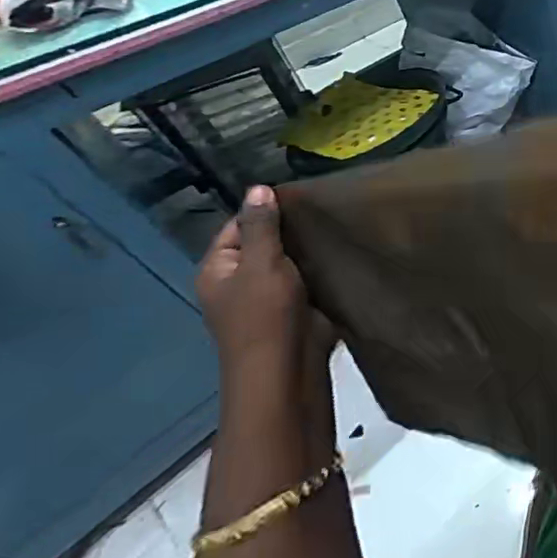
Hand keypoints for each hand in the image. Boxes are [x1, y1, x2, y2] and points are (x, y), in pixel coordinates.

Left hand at [196, 186, 334, 370]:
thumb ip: (261, 225)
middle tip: (321, 206)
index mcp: (218, 269)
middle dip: (291, 227)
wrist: (287, 370)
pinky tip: (338, 247)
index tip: (299, 196)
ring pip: (288, 258)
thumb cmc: (265, 314)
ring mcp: (267, 295)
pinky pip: (305, 276)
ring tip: (333, 221)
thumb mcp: (261, 262)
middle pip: (265, 240)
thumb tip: (257, 187)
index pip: (238, 225)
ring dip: (307, 246)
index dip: (265, 209)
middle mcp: (238, 280)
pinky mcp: (294, 306)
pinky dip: (319, 264)